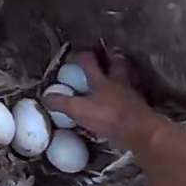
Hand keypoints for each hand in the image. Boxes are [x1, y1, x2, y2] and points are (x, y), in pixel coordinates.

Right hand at [44, 52, 168, 149]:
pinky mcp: (140, 109)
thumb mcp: (79, 110)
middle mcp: (118, 83)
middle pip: (116, 64)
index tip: (75, 54)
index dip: (81, 56)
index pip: (89, 62)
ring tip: (117, 76)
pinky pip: (133, 97)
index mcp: (102, 81)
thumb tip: (45, 96)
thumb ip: (61, 103)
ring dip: (122, 75)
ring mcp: (131, 95)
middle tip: (108, 54)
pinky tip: (125, 100)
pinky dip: (128, 95)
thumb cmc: (108, 117)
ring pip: (127, 79)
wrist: (140, 132)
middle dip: (111, 58)